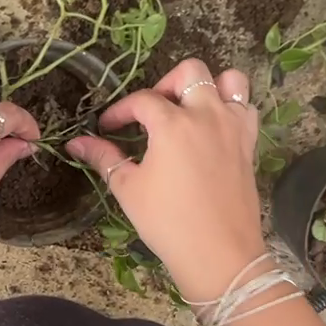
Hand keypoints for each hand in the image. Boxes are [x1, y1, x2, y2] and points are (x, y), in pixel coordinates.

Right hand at [66, 59, 265, 299]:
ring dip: (206, 87)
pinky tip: (212, 128)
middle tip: (150, 112)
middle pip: (189, 72)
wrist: (218, 252)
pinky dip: (229, 107)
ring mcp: (233, 126)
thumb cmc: (167, 222)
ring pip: (228, 80)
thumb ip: (104, 158)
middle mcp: (206, 115)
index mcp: (173, 124)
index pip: (142, 100)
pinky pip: (245, 107)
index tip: (107, 127)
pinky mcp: (249, 143)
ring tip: (187, 110)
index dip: (120, 111)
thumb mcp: (128, 189)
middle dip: (165, 84)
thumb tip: (75, 143)